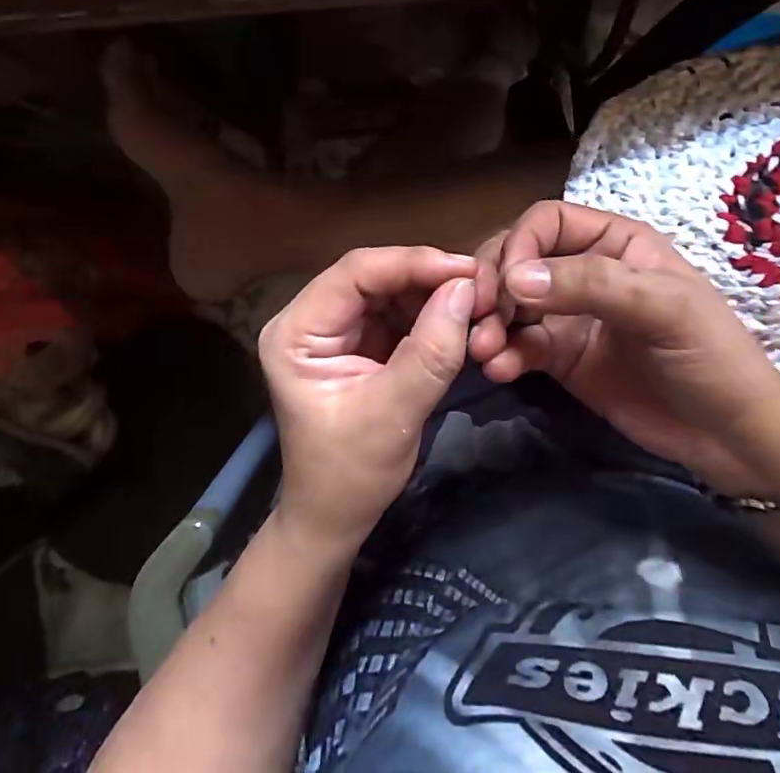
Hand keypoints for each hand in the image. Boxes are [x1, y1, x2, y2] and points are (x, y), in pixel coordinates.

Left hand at [258, 246, 480, 552]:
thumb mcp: (394, 415)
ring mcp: (335, 329)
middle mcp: (310, 319)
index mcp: (296, 332)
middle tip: (483, 287)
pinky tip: (462, 319)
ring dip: (435, 294)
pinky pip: (399, 313)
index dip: (412, 263)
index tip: (467, 270)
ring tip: (480, 304)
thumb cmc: (350, 474)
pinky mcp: (359, 342)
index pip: (354, 274)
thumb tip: (466, 289)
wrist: (335, 516)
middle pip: (374, 276)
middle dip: (429, 278)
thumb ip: (430, 352)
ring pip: (391, 290)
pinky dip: (432, 314)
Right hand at [470, 201, 779, 498]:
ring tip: (483, 350)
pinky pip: (519, 346)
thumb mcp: (664, 309)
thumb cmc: (711, 357)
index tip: (504, 284)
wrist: (730, 438)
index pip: (546, 221)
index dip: (519, 244)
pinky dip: (503, 355)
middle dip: (493, 284)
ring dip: (489, 322)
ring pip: (510, 304)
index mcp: (614, 243)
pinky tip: (500, 370)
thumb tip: (514, 278)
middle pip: (518, 258)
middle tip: (478, 317)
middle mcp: (585, 272)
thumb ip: (591, 285)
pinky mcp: (562, 358)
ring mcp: (570, 317)